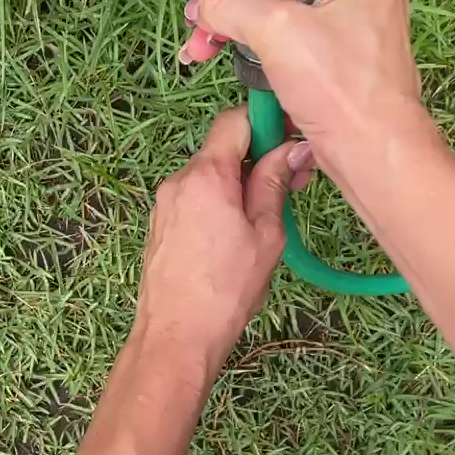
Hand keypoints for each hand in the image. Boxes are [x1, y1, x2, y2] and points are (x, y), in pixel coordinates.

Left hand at [133, 107, 310, 366]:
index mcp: (205, 175)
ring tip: (267, 217)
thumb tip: (292, 148)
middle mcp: (177, 180)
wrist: (176, 333)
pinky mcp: (160, 223)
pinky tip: (237, 232)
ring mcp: (164, 202)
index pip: (234, 121)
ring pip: (208, 175)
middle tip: (294, 183)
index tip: (292, 140)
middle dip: (258, 158)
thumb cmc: (226, 288)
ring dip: (239, 182)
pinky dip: (218, 201)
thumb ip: (274, 183)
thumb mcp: (266, 233)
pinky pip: (194, 197)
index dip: (266, 123)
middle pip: (222, 149)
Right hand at [178, 0, 431, 182]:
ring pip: (285, 29)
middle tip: (206, 47)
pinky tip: (261, 83)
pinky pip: (298, 54)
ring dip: (251, 48)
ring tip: (231, 67)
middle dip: (237, 24)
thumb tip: (201, 3)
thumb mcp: (274, 30)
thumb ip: (230, 4)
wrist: (370, 151)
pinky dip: (273, 67)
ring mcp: (358, 34)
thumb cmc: (338, 89)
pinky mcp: (348, 66)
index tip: (212, 21)